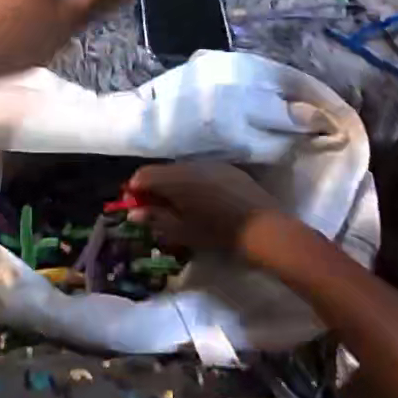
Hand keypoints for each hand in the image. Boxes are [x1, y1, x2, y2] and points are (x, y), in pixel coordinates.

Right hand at [125, 162, 288, 262]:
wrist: (264, 229)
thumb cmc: (218, 233)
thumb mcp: (182, 231)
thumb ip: (155, 218)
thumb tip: (133, 212)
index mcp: (175, 178)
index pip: (143, 175)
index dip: (135, 190)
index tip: (137, 207)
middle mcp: (190, 164)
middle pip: (162, 170)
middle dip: (154, 187)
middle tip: (156, 210)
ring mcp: (211, 164)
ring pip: (182, 170)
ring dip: (174, 184)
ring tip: (181, 206)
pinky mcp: (228, 168)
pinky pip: (201, 171)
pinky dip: (194, 182)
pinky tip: (203, 201)